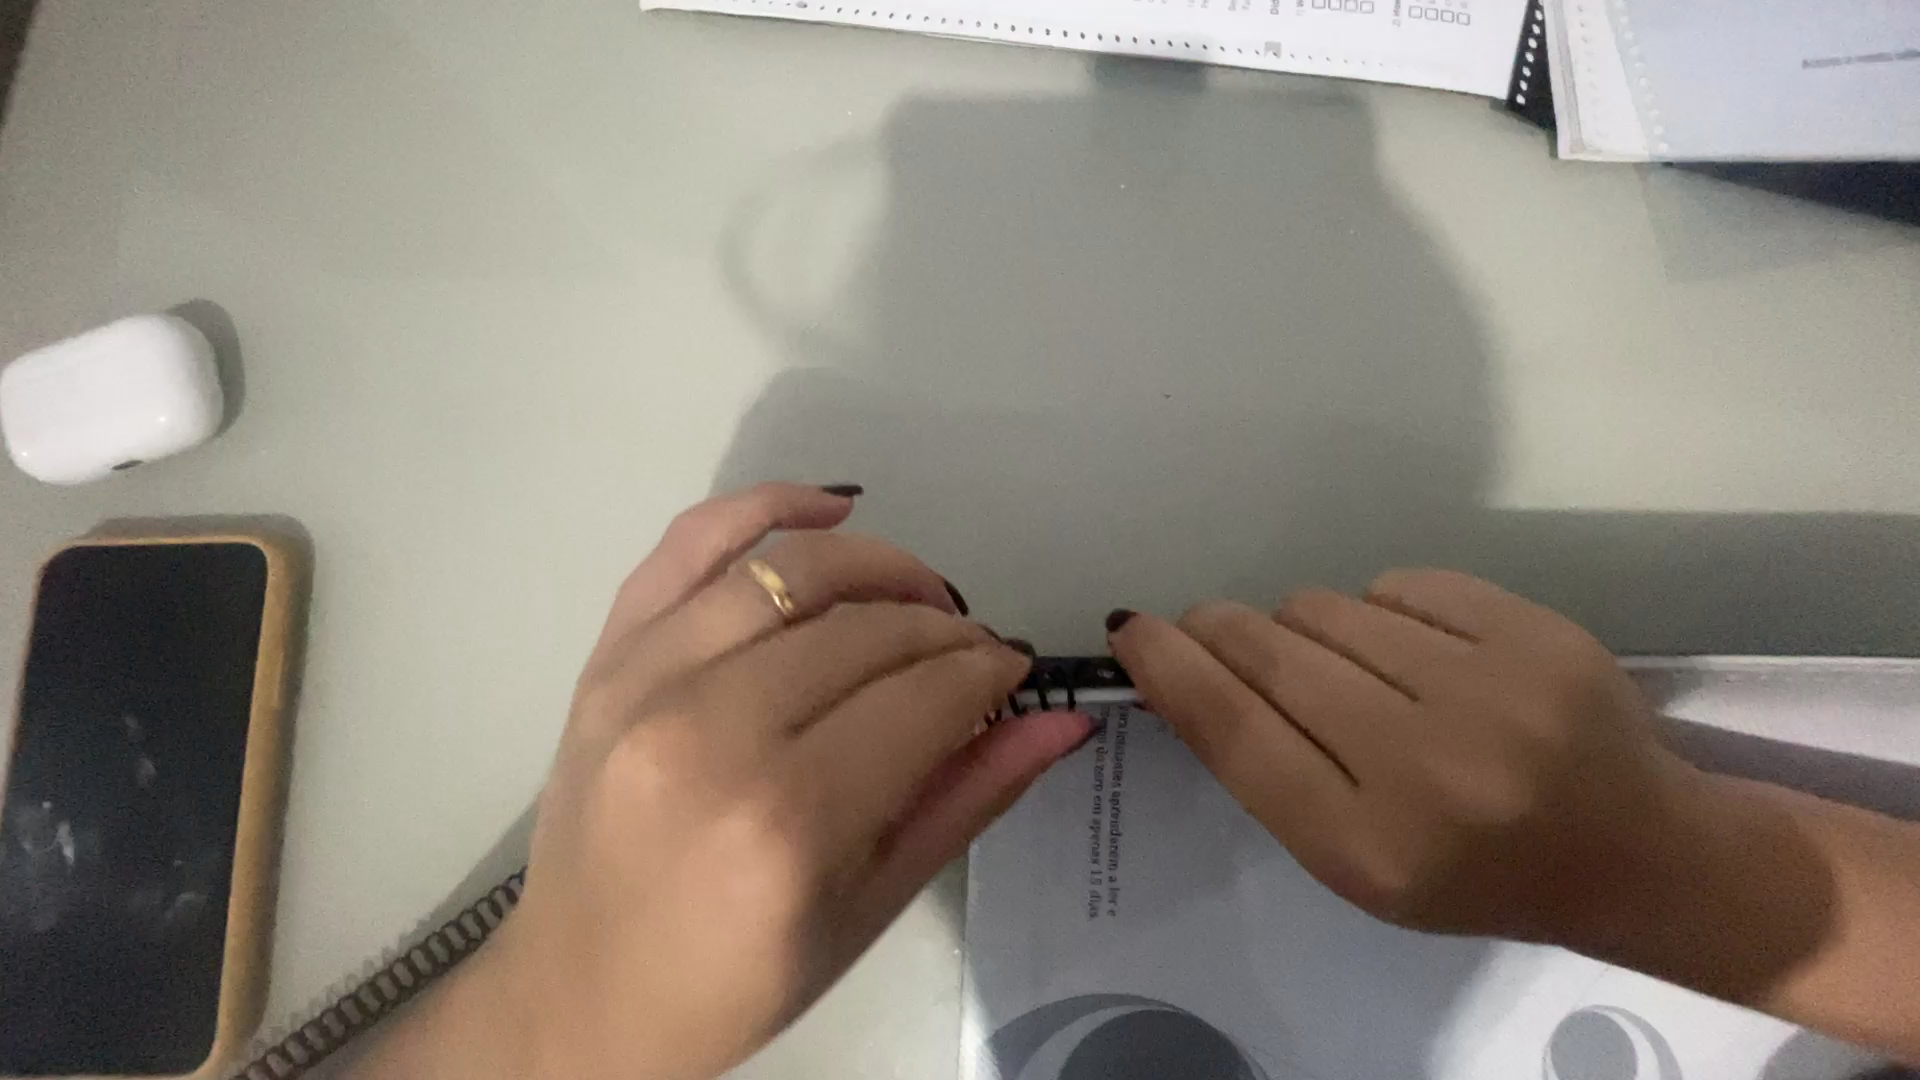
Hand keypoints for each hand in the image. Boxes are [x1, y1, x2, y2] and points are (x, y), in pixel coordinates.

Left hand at [362, 484, 1090, 1079]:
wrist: (580, 994)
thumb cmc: (739, 977)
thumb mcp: (874, 905)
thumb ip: (973, 795)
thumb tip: (1062, 718)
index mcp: (787, 824)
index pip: (924, 697)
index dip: (987, 671)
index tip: (1013, 669)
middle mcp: (710, 736)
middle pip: (866, 631)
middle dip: (946, 629)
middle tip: (973, 647)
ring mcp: (643, 681)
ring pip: (794, 570)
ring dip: (881, 565)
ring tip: (921, 591)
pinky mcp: (606, 655)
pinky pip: (691, 541)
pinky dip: (768, 503)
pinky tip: (831, 509)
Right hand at [1105, 569, 1707, 944]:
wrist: (1640, 860)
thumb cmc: (1465, 871)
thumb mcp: (1344, 850)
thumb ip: (1260, 762)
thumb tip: (1182, 664)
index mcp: (1366, 847)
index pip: (1234, 730)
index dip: (1170, 667)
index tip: (1130, 626)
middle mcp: (1428, 770)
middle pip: (1270, 654)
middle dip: (1222, 629)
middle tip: (1213, 626)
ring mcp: (1494, 694)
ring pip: (1324, 608)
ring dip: (1306, 625)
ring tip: (1347, 666)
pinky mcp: (1540, 634)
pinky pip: (1395, 584)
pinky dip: (1380, 610)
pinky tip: (1415, 650)